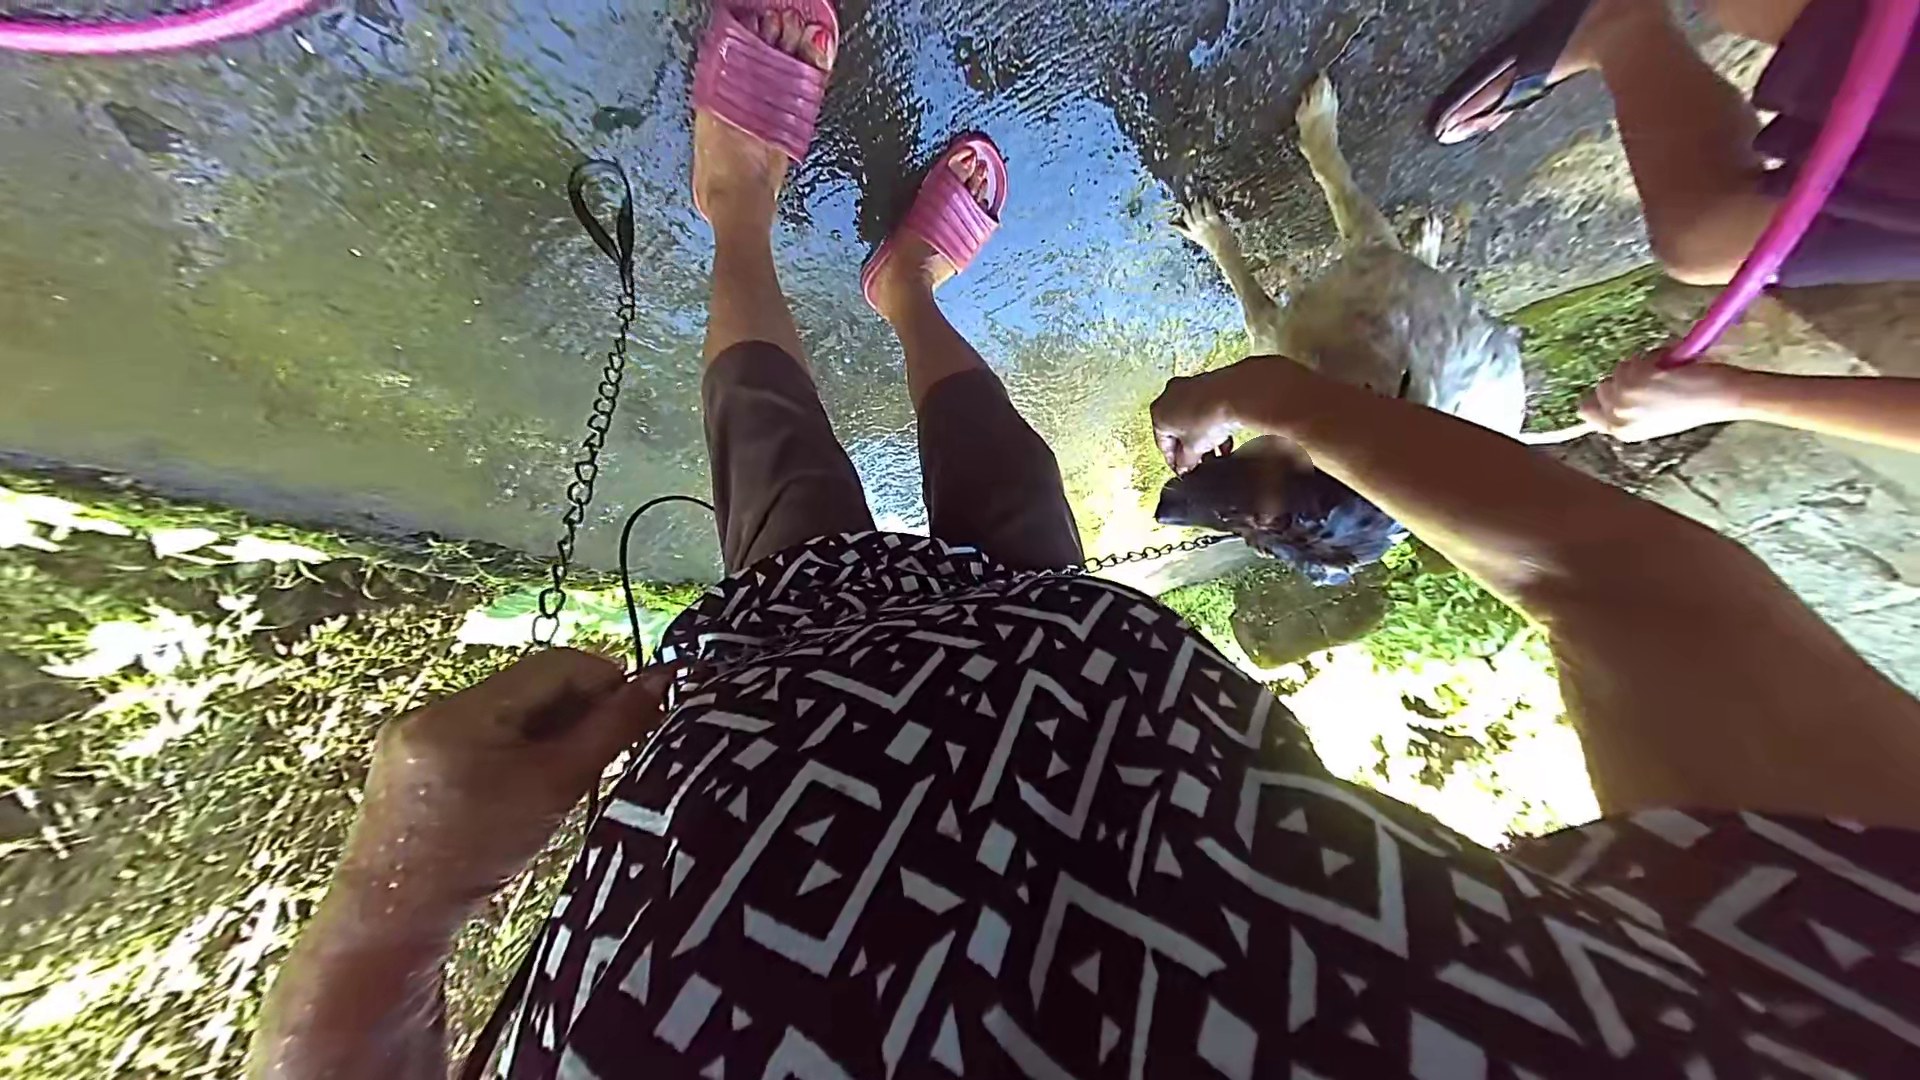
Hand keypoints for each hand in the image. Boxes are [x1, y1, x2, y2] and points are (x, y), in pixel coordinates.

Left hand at [336, 649, 671, 926]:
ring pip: (516, 704)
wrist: (391, 926)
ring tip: (573, 762)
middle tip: (610, 742)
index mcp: (462, 711)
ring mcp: (418, 729)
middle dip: (582, 704)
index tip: (636, 713)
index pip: (558, 663)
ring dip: (557, 722)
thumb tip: (662, 678)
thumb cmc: (481, 853)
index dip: (608, 680)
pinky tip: (536, 772)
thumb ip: (616, 725)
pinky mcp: (414, 752)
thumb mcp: (561, 783)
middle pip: (536, 681)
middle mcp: (434, 707)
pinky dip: (525, 739)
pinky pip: (490, 726)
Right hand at [1152, 365, 1252, 473]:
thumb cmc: (1208, 418)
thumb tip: (1185, 466)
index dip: (1174, 460)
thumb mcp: (1193, 450)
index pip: (1163, 443)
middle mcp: (1169, 396)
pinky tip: (1226, 436)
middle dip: (1190, 447)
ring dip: (1203, 435)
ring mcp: (1189, 386)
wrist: (1235, 395)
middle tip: (1200, 461)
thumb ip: (1186, 462)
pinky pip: (1207, 407)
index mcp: (1158, 413)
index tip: (1183, 469)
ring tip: (1217, 450)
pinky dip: (1213, 422)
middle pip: (1178, 429)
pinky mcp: (1209, 381)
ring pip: (1193, 418)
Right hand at [1578, 353, 1751, 441]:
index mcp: (1621, 430)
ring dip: (1640, 365)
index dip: (1600, 398)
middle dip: (1623, 379)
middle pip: (1602, 387)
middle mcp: (1620, 415)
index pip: (1586, 410)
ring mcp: (1630, 396)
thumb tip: (1600, 401)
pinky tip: (1673, 362)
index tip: (1619, 391)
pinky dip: (1656, 355)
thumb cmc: (1697, 409)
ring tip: (1665, 371)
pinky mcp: (1644, 378)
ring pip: (1618, 370)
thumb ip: (1624, 416)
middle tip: (1651, 380)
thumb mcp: (1651, 424)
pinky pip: (1639, 359)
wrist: (1731, 398)